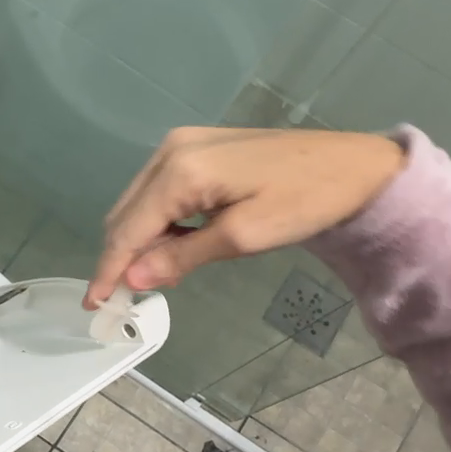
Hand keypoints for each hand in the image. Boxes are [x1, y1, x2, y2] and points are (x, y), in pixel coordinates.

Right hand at [86, 127, 405, 308]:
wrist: (356, 166)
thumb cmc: (305, 201)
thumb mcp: (242, 237)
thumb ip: (181, 258)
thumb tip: (132, 279)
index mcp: (181, 170)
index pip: (128, 229)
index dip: (109, 270)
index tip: (94, 305)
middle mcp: (170, 151)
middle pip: (124, 215)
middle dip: (122, 258)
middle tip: (132, 297)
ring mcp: (180, 146)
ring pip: (137, 206)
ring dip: (141, 243)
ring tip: (164, 274)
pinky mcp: (194, 149)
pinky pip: (157, 194)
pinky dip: (159, 225)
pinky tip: (178, 246)